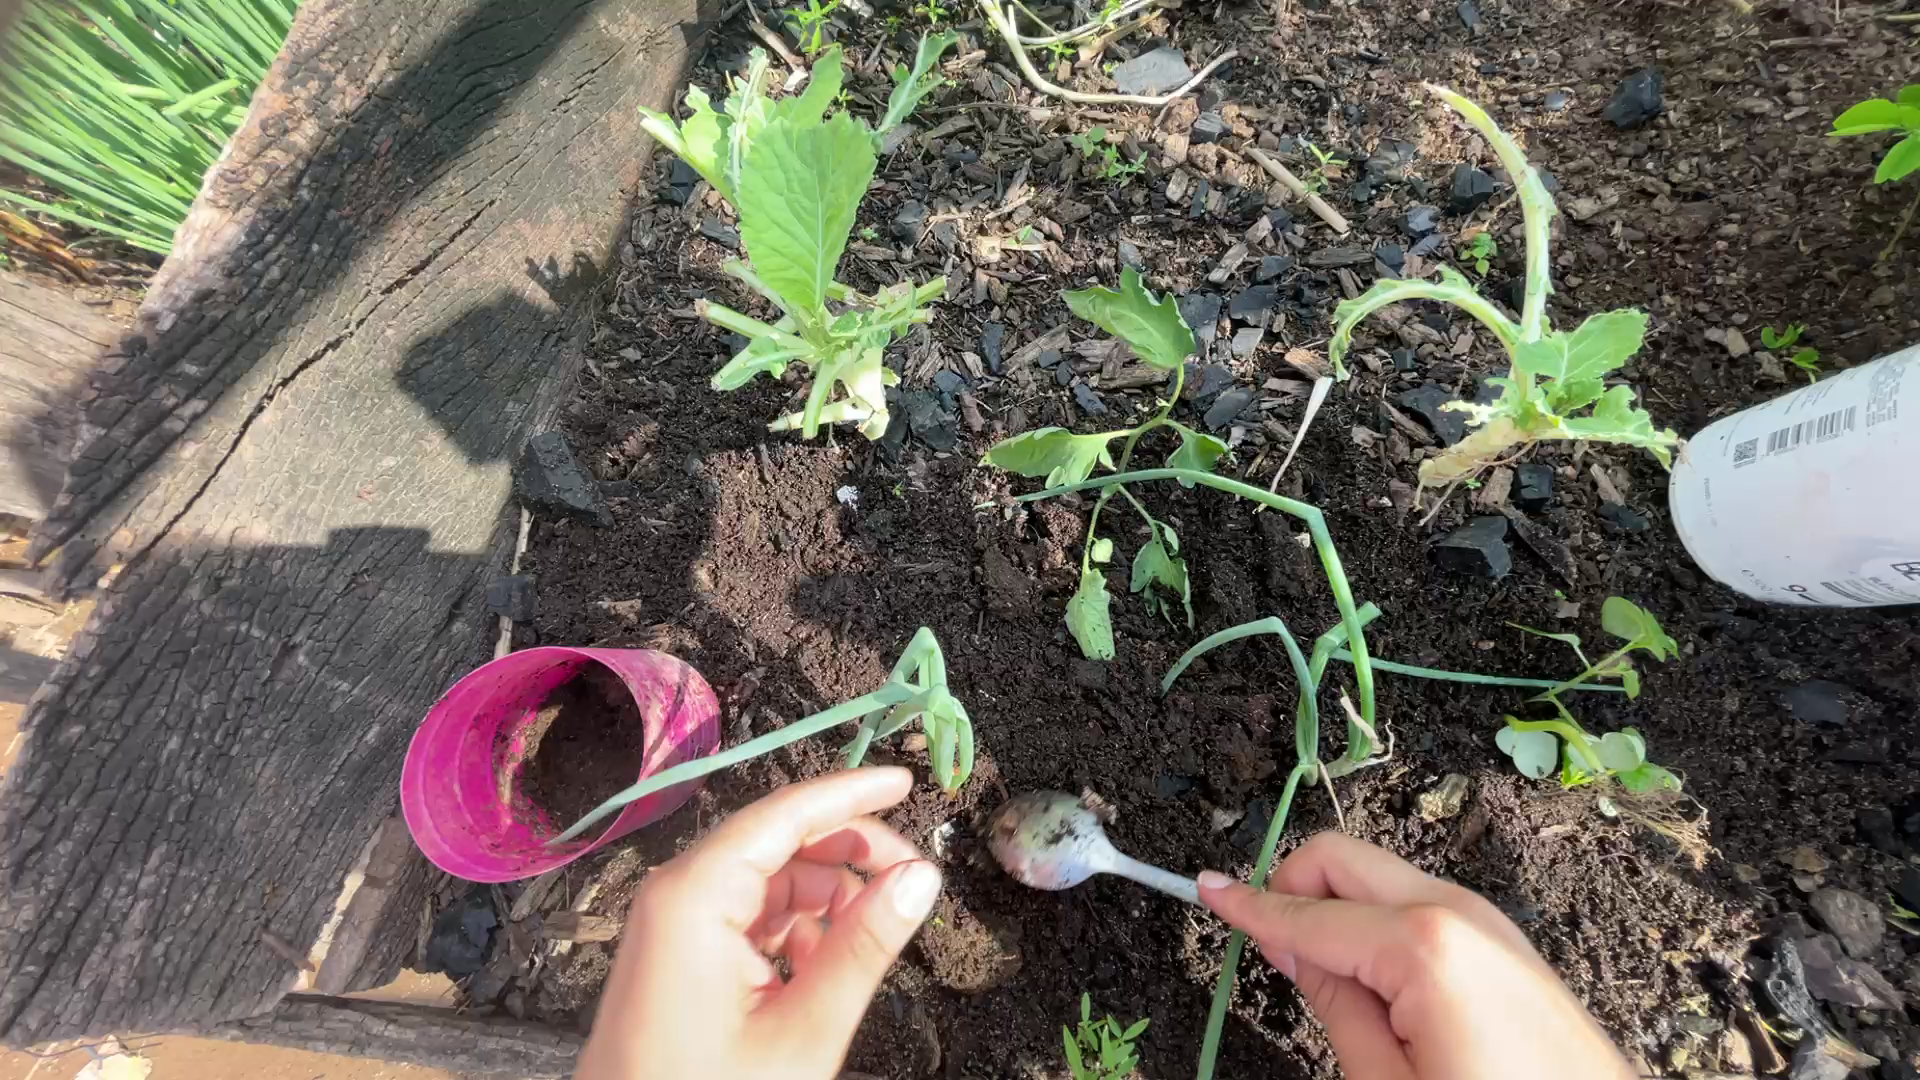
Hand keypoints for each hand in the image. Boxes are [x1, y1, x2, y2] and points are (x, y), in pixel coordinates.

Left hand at [577, 767, 941, 1079]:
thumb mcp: (801, 1035)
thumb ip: (864, 947)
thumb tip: (923, 875)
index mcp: (696, 892)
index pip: (786, 812)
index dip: (850, 792)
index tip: (905, 784)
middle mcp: (680, 888)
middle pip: (780, 839)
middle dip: (848, 850)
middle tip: (910, 877)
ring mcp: (676, 919)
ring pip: (771, 876)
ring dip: (828, 893)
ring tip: (873, 931)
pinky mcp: (682, 951)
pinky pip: (752, 912)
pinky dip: (798, 925)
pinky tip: (826, 964)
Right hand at [1197, 832, 1632, 1079]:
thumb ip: (1331, 1000)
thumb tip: (1285, 941)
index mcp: (1421, 946)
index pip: (1305, 913)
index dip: (1248, 904)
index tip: (1204, 886)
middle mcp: (1453, 910)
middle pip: (1338, 857)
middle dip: (1291, 884)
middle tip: (1273, 943)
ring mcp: (1484, 918)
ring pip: (1372, 872)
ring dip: (1332, 902)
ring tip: (1326, 973)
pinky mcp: (1500, 938)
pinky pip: (1409, 898)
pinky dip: (1370, 916)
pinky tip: (1373, 976)